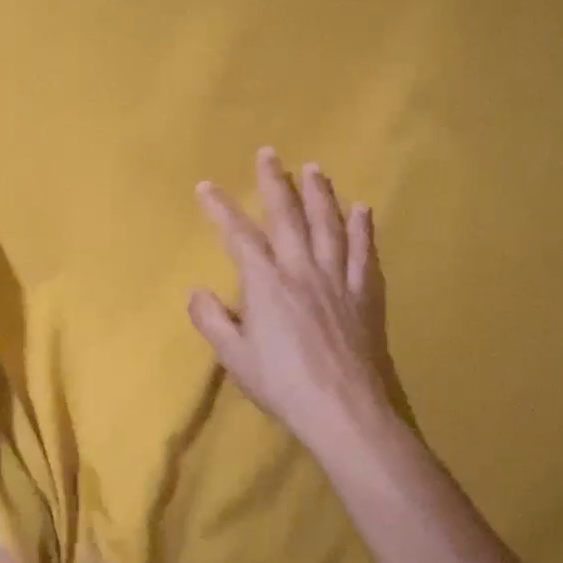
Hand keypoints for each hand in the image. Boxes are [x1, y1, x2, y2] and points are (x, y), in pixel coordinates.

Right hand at [190, 148, 407, 463]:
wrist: (344, 409)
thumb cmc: (282, 384)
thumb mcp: (234, 357)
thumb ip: (212, 320)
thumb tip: (196, 290)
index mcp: (265, 283)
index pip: (238, 236)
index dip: (220, 209)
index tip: (206, 187)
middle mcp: (302, 269)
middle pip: (287, 217)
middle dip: (274, 183)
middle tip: (268, 154)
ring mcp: (338, 279)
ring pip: (329, 225)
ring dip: (320, 194)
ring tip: (314, 169)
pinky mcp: (366, 294)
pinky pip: (364, 252)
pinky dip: (363, 228)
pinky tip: (362, 209)